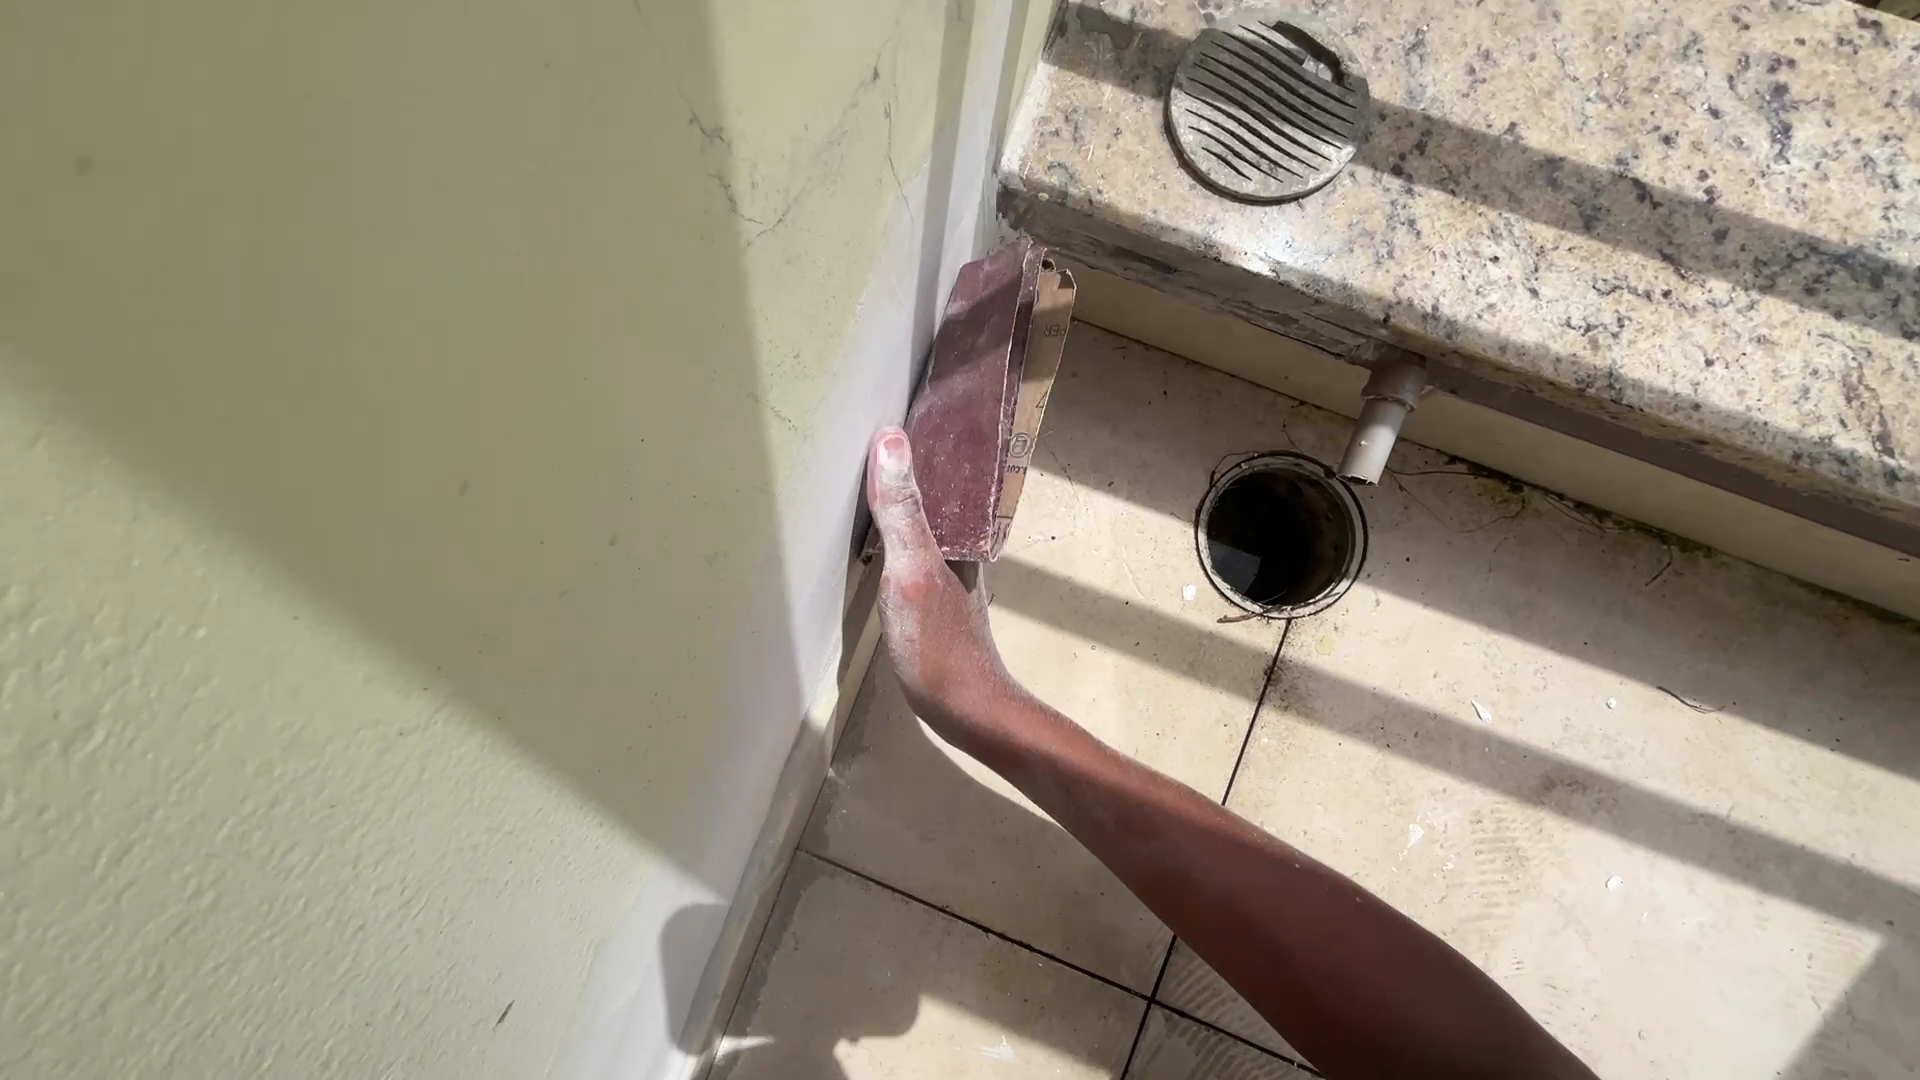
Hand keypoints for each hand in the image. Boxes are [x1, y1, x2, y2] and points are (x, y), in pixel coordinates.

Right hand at [864, 427, 1027, 747]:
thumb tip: (891, 439)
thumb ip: (903, 511)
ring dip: (902, 498)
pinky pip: (912, 550)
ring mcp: (948, 573)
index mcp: (961, 532)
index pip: (946, 468)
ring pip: (925, 522)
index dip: (928, 436)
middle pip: (936, 492)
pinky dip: (894, 535)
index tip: (900, 402)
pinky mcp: (934, 598)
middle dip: (911, 463)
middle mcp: (960, 546)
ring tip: (867, 472)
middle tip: (872, 431)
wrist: (963, 709)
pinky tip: (874, 538)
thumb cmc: (938, 642)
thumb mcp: (912, 571)